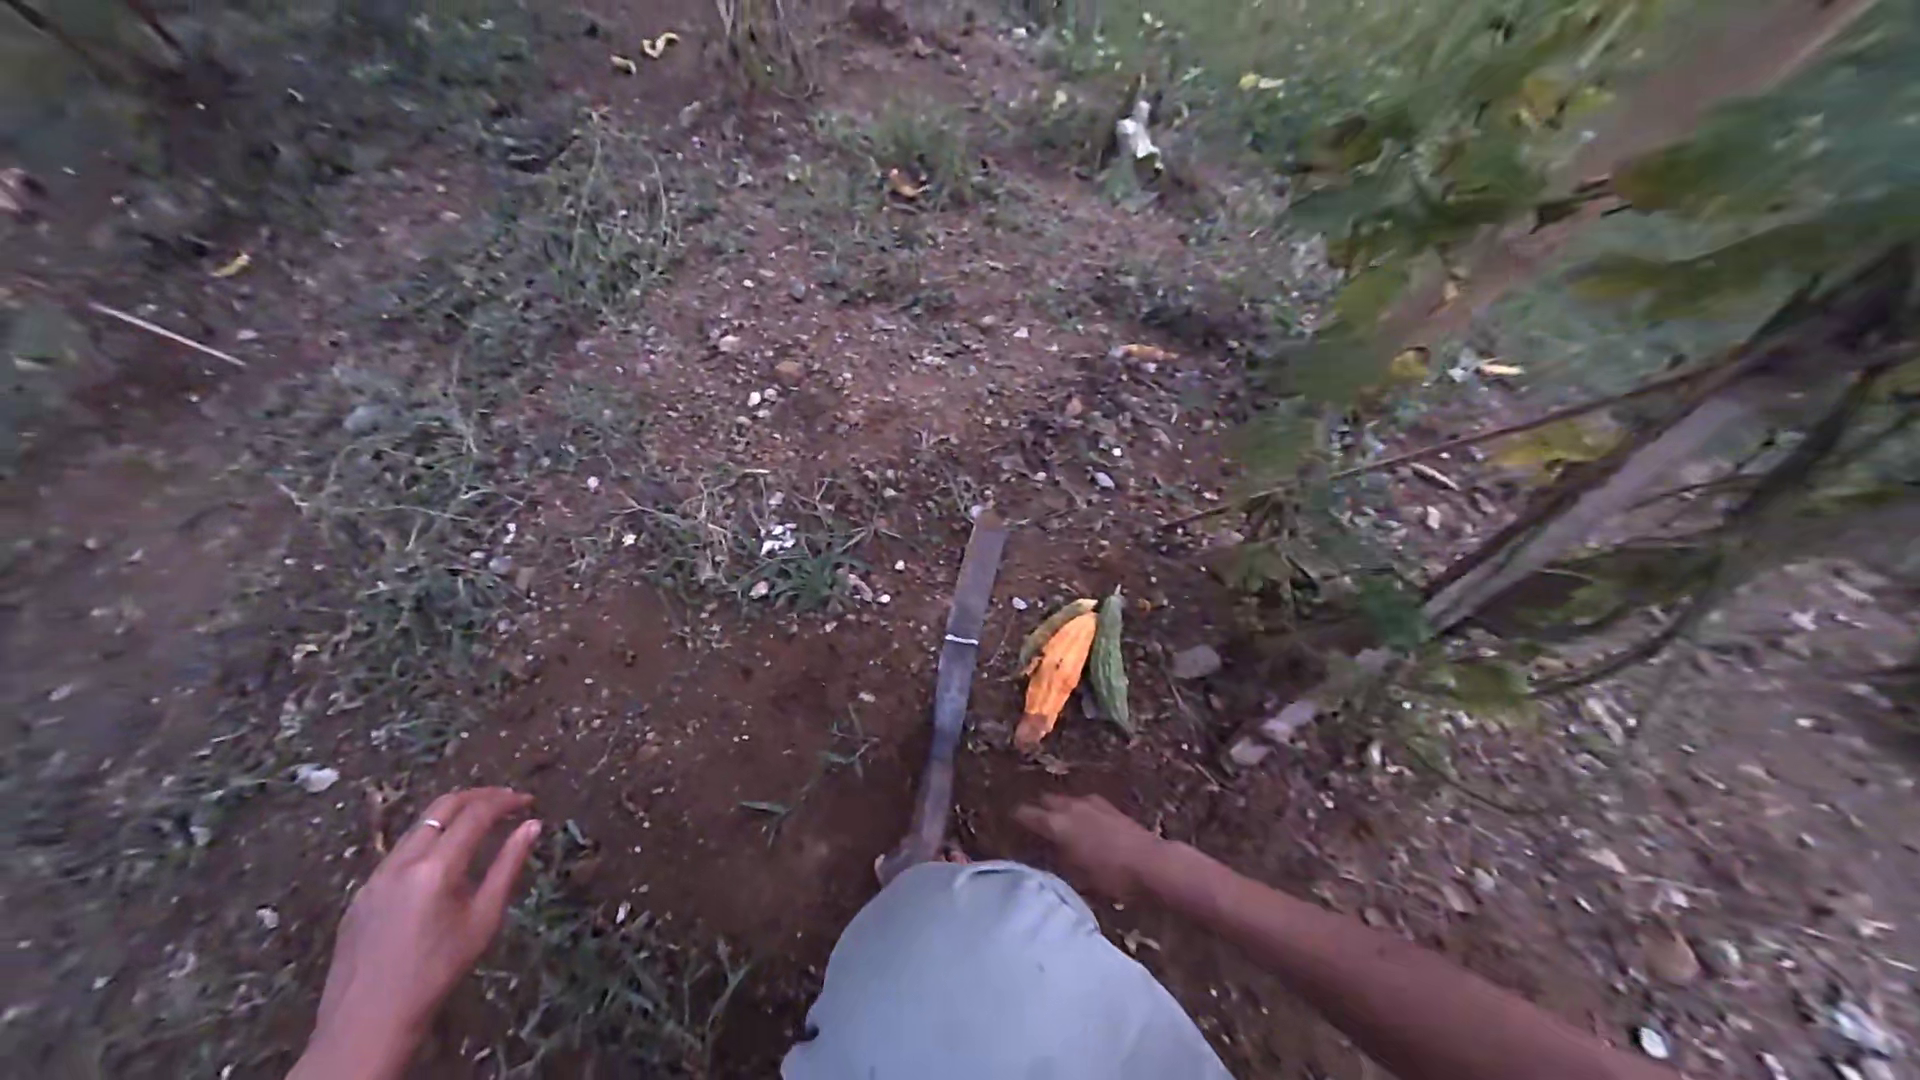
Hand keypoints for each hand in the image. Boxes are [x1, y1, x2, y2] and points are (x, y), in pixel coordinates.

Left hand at [291, 788, 540, 1079]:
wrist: (367, 1022)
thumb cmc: (438, 970)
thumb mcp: (484, 918)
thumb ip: (509, 866)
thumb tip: (532, 825)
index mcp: (435, 869)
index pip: (475, 815)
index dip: (506, 801)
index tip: (528, 801)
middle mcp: (401, 863)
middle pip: (442, 807)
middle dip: (479, 796)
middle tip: (507, 801)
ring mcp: (375, 878)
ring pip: (419, 826)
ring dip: (453, 815)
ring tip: (482, 824)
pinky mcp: (362, 894)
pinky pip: (400, 851)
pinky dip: (431, 839)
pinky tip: (446, 859)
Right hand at [1014, 793, 1168, 899]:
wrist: (1150, 863)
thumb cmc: (1110, 877)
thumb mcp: (1075, 876)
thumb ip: (1054, 859)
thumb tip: (1043, 852)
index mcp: (1056, 824)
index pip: (1025, 814)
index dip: (1016, 818)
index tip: (1009, 822)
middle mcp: (1069, 807)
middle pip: (1044, 800)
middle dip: (1037, 809)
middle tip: (1033, 823)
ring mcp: (1089, 803)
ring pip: (1064, 799)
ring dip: (1058, 808)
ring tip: (1058, 822)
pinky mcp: (1107, 805)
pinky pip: (1083, 802)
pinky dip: (1077, 809)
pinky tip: (1083, 821)